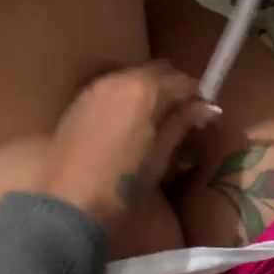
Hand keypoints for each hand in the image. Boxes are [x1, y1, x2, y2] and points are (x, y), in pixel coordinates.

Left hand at [47, 60, 218, 229]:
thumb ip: (181, 125)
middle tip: (181, 115)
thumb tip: (207, 109)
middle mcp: (121, 78)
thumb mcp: (159, 158)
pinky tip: (128, 122)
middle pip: (158, 70)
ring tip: (155, 120)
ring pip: (134, 75)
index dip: (196, 96)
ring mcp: (98, 86)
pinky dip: (127, 95)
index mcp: (146, 90)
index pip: (183, 81)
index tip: (203, 115)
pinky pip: (113, 86)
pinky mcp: (81, 99)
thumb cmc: (120, 186)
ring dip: (149, 89)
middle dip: (173, 87)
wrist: (67, 203)